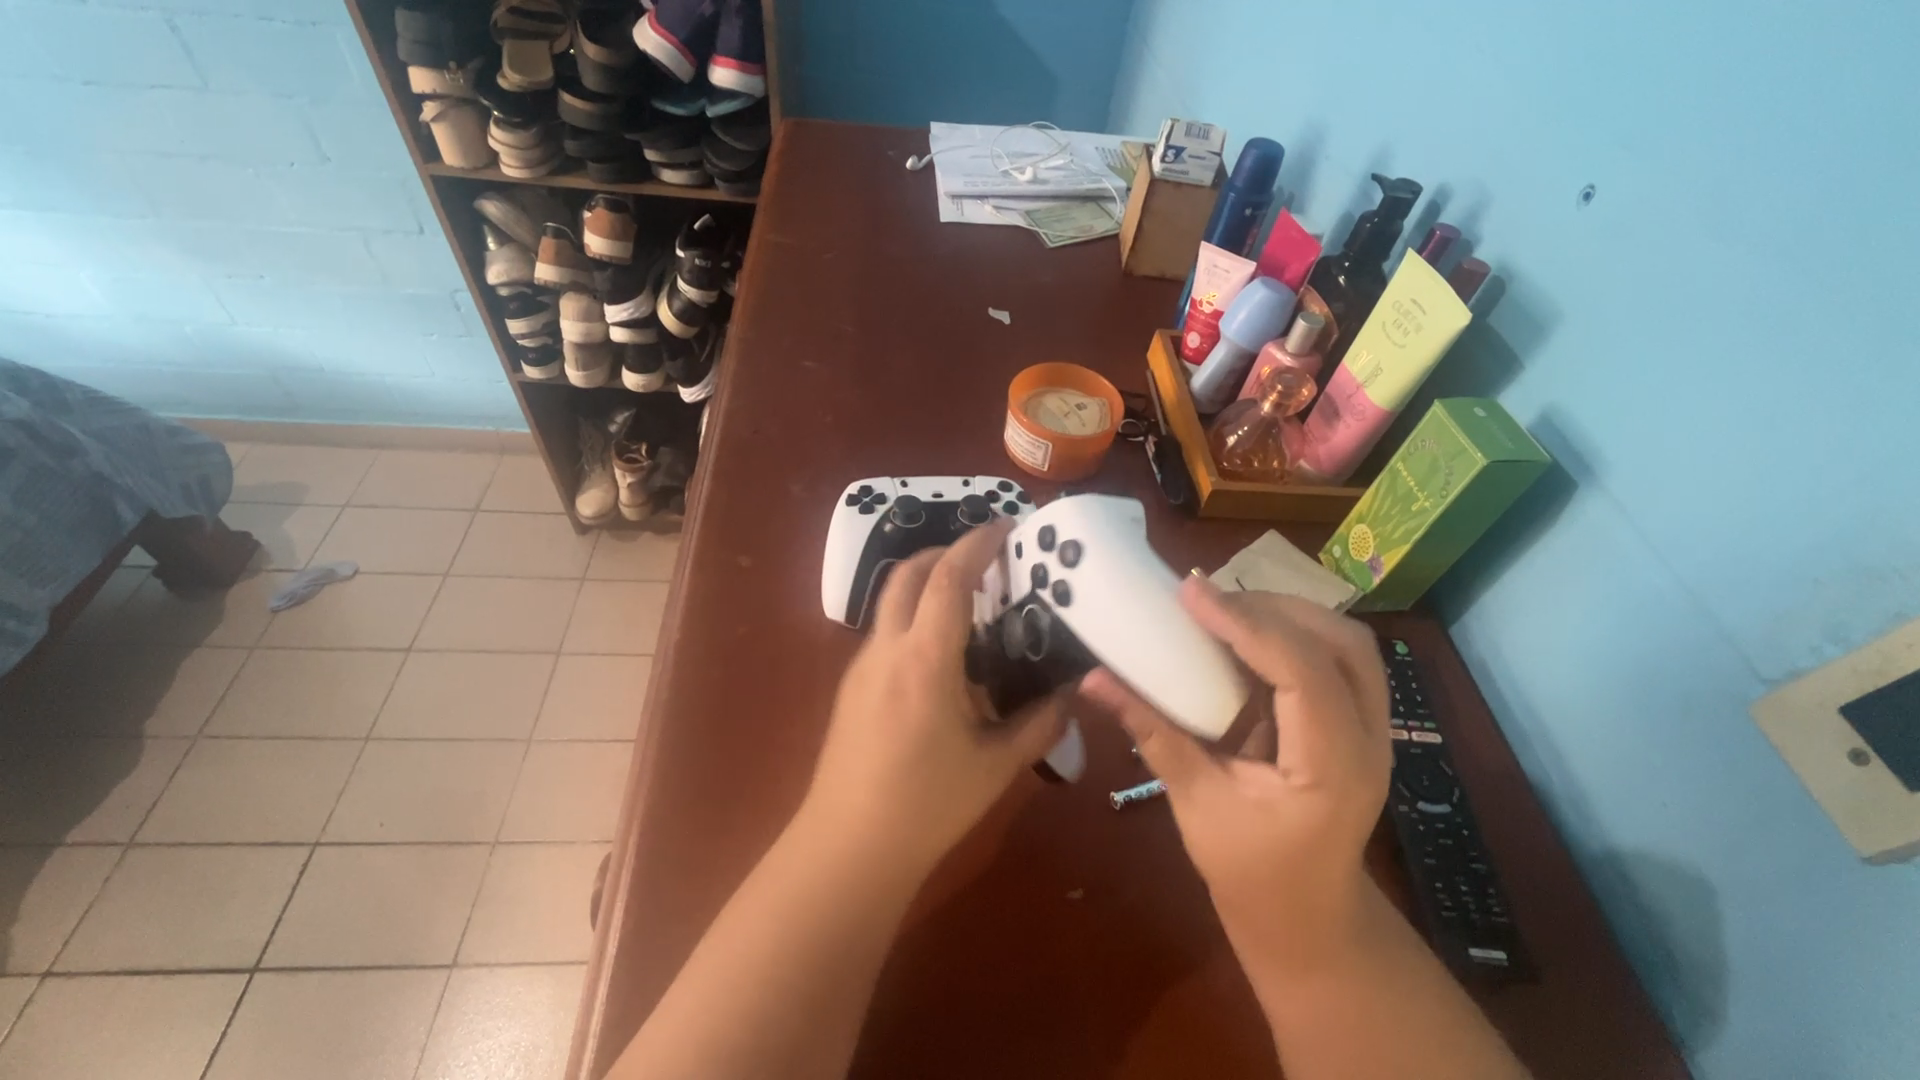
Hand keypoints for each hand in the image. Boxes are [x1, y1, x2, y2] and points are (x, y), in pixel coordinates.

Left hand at [803, 520, 1069, 874]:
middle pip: (908, 574)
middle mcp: (887, 649)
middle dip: (946, 552)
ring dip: (927, 585)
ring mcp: (862, 667)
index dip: (977, 544)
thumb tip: (1070, 695)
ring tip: (972, 603)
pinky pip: (886, 632)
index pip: (948, 578)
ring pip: (891, 601)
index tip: (1005, 527)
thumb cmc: (927, 805)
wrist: (848, 846)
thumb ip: (1039, 725)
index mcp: (925, 660)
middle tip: (988, 559)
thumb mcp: (996, 766)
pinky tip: (944, 655)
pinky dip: (915, 618)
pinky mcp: (851, 687)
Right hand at [1081, 578, 1392, 971]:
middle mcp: (1371, 741)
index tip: (1191, 592)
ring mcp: (1378, 731)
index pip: (1302, 672)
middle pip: (1342, 643)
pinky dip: (1298, 636)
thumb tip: (1093, 680)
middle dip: (1274, 608)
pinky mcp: (1364, 725)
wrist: (1308, 917)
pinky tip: (1251, 638)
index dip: (1247, 624)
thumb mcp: (1194, 803)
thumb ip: (1151, 733)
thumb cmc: (1250, 872)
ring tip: (1228, 611)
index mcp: (1332, 769)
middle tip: (1208, 601)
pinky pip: (1341, 660)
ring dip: (1291, 615)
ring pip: (1350, 645)